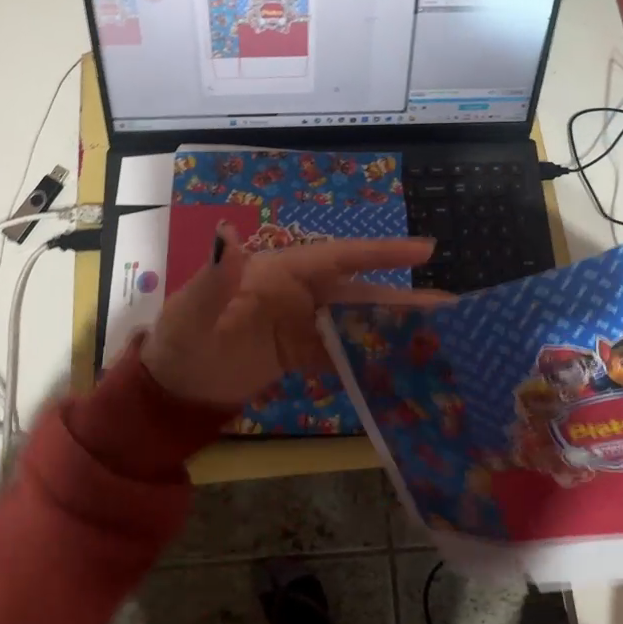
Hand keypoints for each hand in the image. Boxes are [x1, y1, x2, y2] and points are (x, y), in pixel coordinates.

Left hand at [139, 223, 452, 408]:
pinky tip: (397, 371)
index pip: (337, 257)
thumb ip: (218, 276)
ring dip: (391, 329)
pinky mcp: (298, 355)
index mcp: (277, 272)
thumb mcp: (194, 309)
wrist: (170, 389)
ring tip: (436, 339)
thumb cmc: (181, 340)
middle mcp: (296, 294)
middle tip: (452, 307)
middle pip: (357, 292)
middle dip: (402, 298)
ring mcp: (300, 325)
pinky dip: (367, 361)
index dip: (381, 252)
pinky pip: (341, 354)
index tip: (426, 248)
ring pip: (355, 323)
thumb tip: (227, 234)